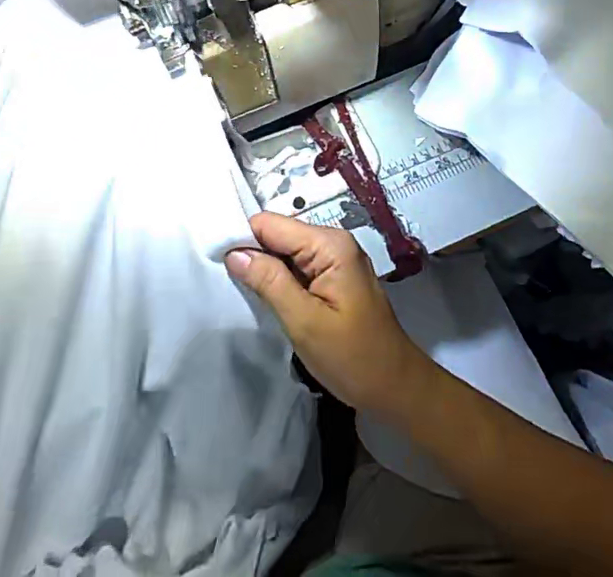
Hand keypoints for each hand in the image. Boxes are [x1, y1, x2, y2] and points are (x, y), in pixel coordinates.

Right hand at [225, 211, 437, 416]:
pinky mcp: (333, 279)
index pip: (272, 224)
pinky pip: (296, 269)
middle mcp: (334, 243)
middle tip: (227, 284)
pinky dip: (279, 282)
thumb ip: (270, 282)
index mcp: (330, 245)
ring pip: (285, 253)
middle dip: (253, 255)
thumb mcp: (305, 322)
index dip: (243, 239)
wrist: (395, 387)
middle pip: (278, 235)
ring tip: (244, 294)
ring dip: (265, 271)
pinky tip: (267, 301)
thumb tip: (234, 253)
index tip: (217, 262)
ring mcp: (335, 260)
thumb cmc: (353, 357)